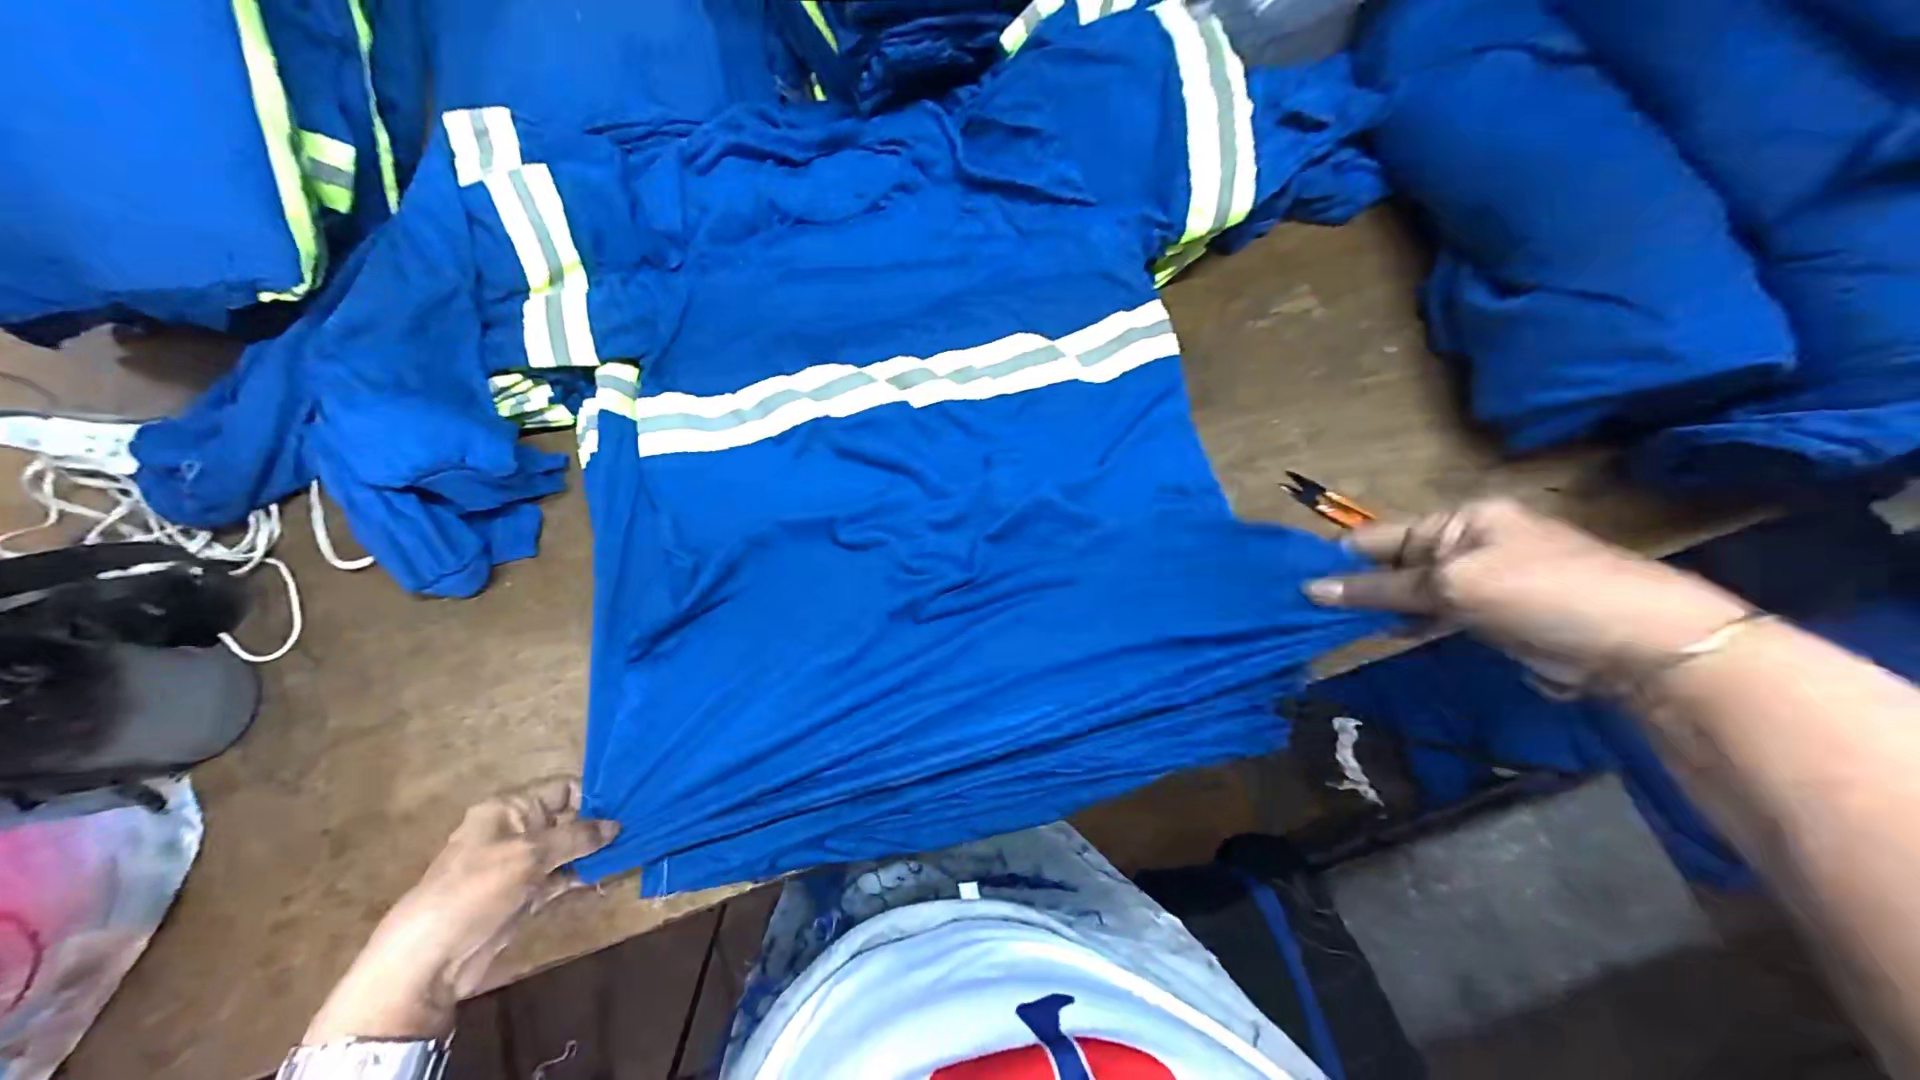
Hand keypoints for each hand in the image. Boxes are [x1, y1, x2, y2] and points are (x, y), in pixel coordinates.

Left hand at [303, 777, 618, 1041]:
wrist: (430, 958)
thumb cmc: (476, 888)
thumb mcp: (530, 854)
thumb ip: (576, 836)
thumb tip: (615, 826)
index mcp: (508, 809)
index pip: (560, 789)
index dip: (592, 795)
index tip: (626, 805)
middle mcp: (515, 831)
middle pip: (568, 818)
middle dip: (600, 824)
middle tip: (639, 828)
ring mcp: (521, 864)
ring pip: (568, 849)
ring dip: (596, 852)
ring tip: (633, 852)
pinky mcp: (525, 894)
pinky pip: (563, 876)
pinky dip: (584, 876)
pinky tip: (610, 877)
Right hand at [1303, 498, 1753, 695]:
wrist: (1643, 645)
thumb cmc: (1540, 594)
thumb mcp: (1452, 585)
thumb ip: (1381, 588)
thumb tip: (1313, 589)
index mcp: (1462, 519)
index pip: (1383, 535)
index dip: (1342, 557)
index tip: (1298, 579)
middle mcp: (1469, 543)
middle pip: (1395, 563)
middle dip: (1357, 584)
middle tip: (1308, 607)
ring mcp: (1483, 580)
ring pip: (1413, 592)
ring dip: (1380, 607)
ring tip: (1333, 622)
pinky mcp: (1494, 616)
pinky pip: (1436, 616)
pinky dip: (1411, 624)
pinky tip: (1384, 632)